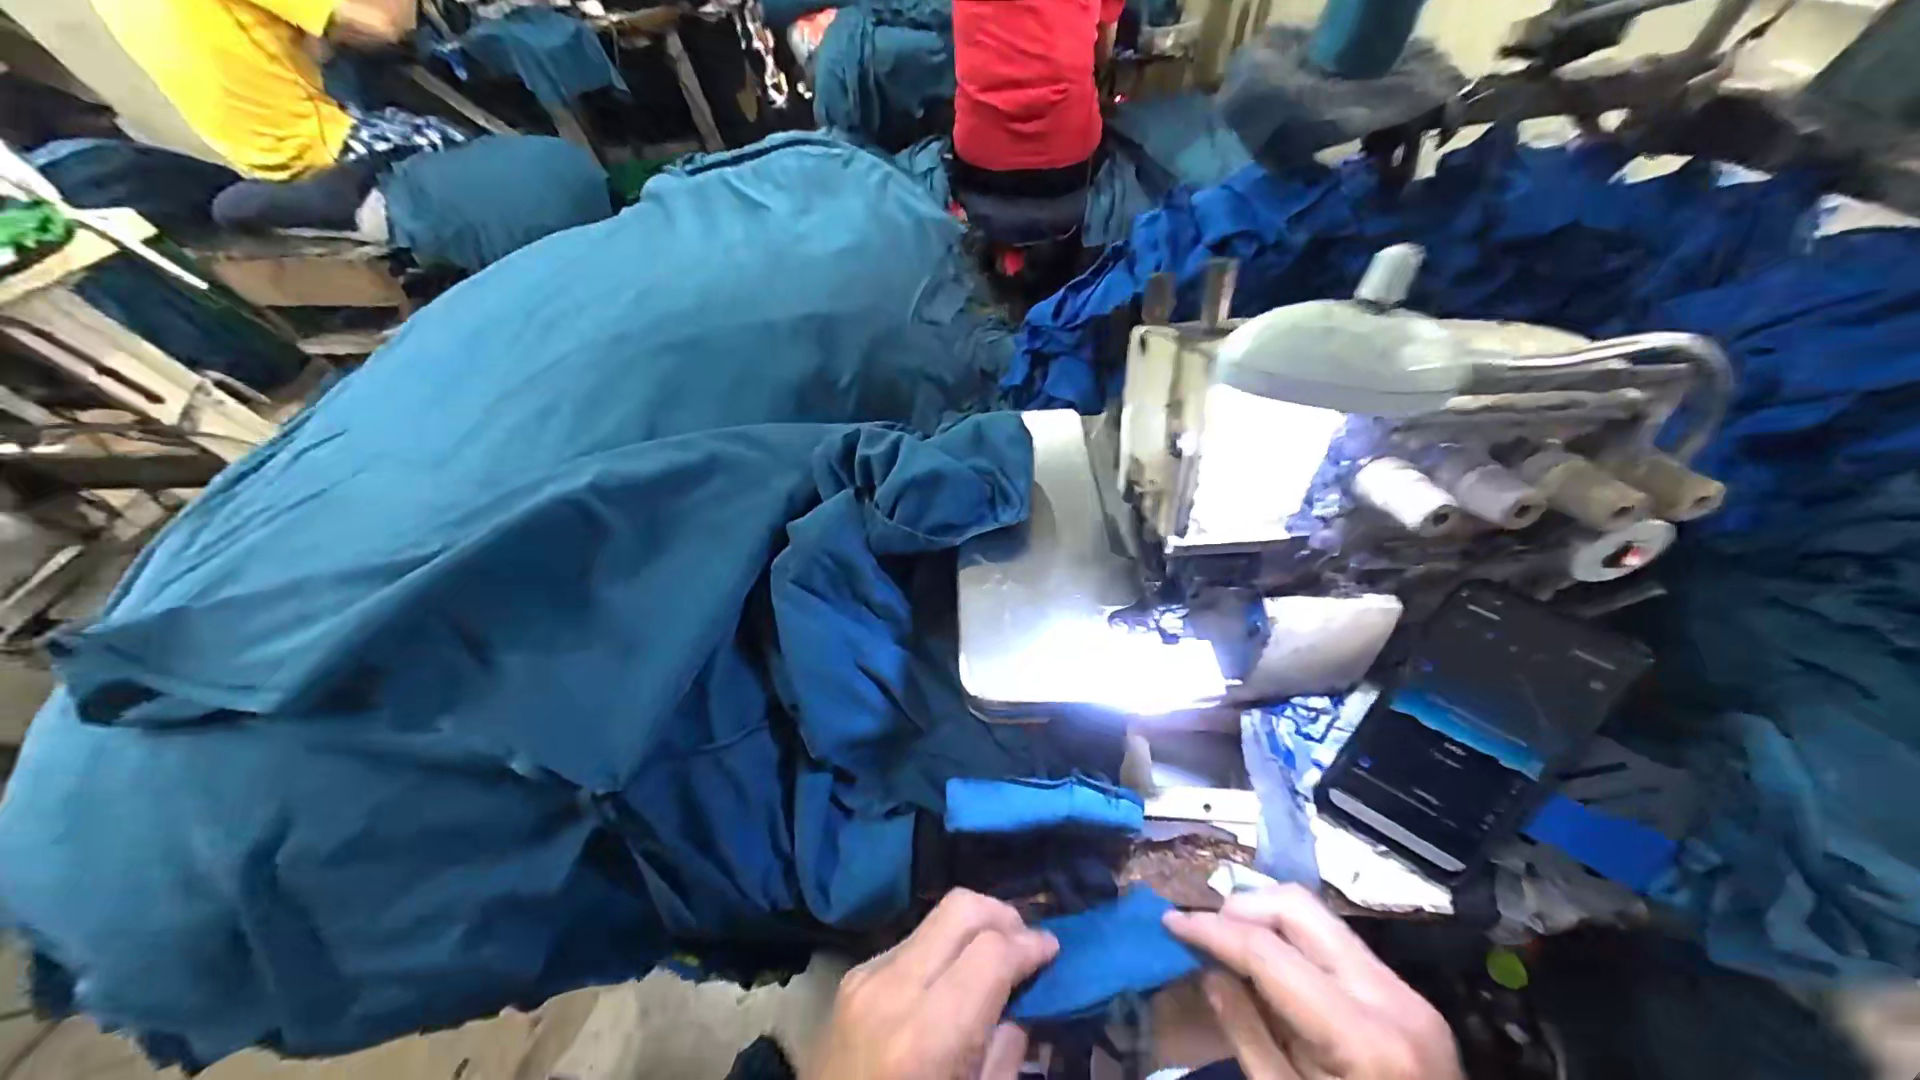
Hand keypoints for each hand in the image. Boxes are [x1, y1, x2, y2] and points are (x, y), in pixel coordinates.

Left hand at [805, 889, 1059, 1079]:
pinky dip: (943, 947)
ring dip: (973, 928)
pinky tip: (953, 977)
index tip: (1053, 950)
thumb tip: (1024, 994)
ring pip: (935, 917)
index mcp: (925, 1035)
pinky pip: (912, 940)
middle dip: (1002, 916)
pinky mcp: (853, 977)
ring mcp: (866, 976)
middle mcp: (892, 989)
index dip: (1030, 944)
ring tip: (994, 957)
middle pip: (960, 909)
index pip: (990, 951)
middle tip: (1025, 943)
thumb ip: (1005, 1049)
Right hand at [1163, 885, 1463, 1079]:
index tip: (1169, 921)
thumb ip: (1245, 1033)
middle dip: (1241, 908)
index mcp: (1363, 1037)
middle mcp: (1390, 996)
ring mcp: (1405, 993)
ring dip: (1265, 917)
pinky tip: (1270, 966)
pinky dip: (1292, 939)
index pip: (1268, 950)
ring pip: (1317, 914)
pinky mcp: (1407, 997)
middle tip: (1204, 933)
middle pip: (1298, 907)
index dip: (1211, 930)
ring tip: (1231, 945)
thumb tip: (1210, 969)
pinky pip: (1335, 942)